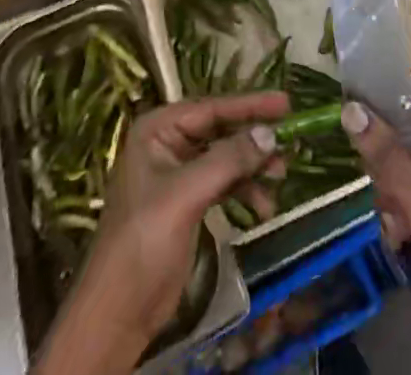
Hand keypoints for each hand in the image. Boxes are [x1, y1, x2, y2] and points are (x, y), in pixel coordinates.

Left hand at [34, 91, 289, 374]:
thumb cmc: (145, 240)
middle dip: (255, 139)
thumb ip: (229, 160)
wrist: (120, 308)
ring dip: (254, 167)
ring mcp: (178, 173)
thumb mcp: (187, 194)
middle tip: (291, 144)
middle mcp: (167, 144)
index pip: (211, 108)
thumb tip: (270, 134)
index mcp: (157, 130)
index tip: (287, 102)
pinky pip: (225, 182)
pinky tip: (263, 208)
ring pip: (227, 157)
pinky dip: (246, 190)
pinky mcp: (189, 201)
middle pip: (221, 130)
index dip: (250, 104)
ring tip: (281, 178)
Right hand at [343, 84, 410, 374]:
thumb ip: (386, 157)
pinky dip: (401, 218)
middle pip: (406, 132)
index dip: (387, 92)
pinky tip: (404, 243)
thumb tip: (350, 107)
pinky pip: (409, 198)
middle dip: (387, 164)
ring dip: (392, 197)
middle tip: (388, 194)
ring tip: (401, 229)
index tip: (350, 104)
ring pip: (402, 168)